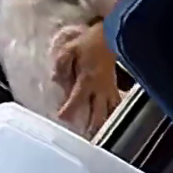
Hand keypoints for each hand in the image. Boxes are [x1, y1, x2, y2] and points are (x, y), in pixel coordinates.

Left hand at [50, 21, 122, 136]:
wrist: (110, 37)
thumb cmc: (89, 43)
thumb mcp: (68, 50)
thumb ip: (61, 66)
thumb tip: (56, 80)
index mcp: (87, 80)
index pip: (77, 99)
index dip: (69, 109)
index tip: (62, 118)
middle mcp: (100, 88)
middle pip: (98, 111)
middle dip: (92, 124)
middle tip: (87, 136)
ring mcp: (109, 88)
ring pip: (109, 110)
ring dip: (105, 121)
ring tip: (101, 132)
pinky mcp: (115, 86)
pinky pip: (115, 103)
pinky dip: (114, 112)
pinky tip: (112, 117)